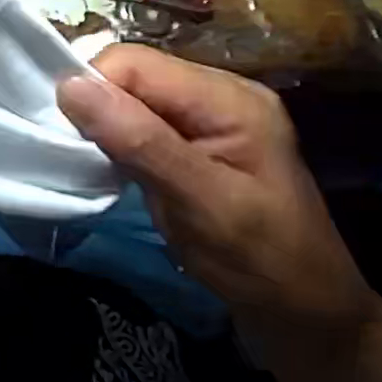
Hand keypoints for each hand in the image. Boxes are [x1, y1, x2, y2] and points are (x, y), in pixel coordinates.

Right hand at [59, 44, 379, 334]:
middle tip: (93, 157)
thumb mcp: (201, 204)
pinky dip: (124, 137)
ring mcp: (211, 112)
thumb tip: (70, 86)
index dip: (95, 89)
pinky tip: (126, 166)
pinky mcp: (200, 134)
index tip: (75, 138)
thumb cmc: (262, 264)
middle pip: (134, 72)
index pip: (134, 63)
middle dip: (102, 107)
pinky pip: (144, 116)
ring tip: (109, 165)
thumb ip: (139, 140)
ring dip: (111, 124)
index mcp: (229, 98)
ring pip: (134, 94)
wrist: (311, 318)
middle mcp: (220, 91)